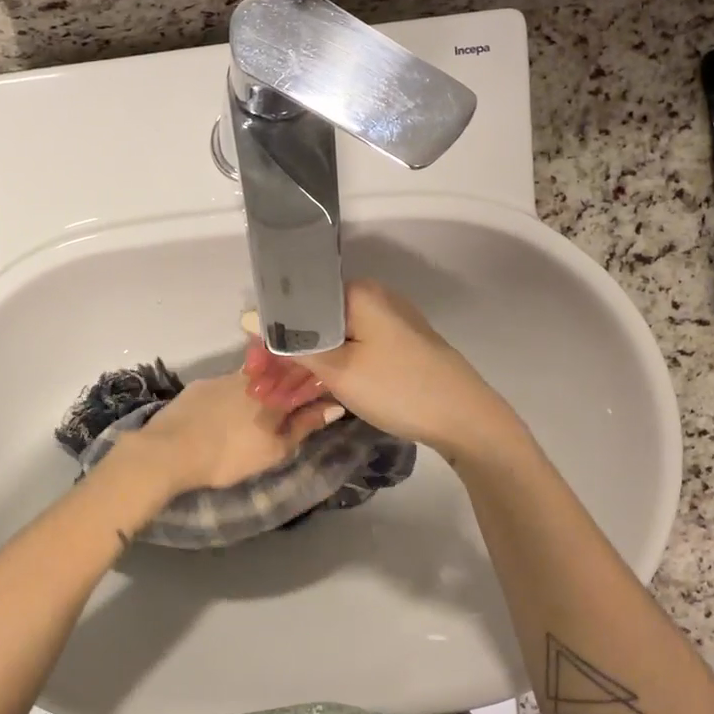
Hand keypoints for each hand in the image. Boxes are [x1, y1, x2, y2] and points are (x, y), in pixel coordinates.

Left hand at [121, 372, 342, 493]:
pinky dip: (229, 396)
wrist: (169, 451)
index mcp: (275, 393)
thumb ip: (303, 427)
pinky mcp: (198, 386)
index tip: (321, 394)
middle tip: (285, 406)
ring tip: (251, 413)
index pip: (304, 381)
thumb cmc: (228, 457)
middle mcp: (251, 377)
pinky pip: (222, 387)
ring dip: (256, 390)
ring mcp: (221, 378)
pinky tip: (223, 413)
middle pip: (276, 375)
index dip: (314, 387)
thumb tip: (335, 407)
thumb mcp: (273, 450)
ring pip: (248, 379)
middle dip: (285, 386)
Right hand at [246, 280, 523, 460]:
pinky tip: (304, 396)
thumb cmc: (398, 388)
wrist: (465, 419)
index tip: (249, 367)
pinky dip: (326, 373)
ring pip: (328, 343)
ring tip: (273, 400)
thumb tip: (249, 316)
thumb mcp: (338, 369)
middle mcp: (372, 300)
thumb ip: (292, 344)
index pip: (297, 304)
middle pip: (311, 324)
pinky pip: (348, 354)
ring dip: (300, 370)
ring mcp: (385, 325)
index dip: (267, 336)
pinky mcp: (394, 348)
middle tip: (257, 390)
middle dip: (281, 358)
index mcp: (358, 293)